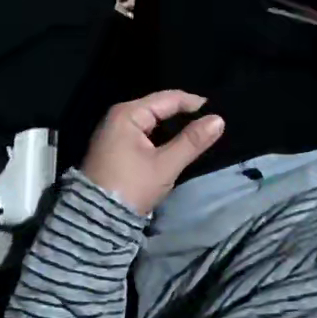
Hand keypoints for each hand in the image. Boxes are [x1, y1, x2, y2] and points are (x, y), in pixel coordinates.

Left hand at [79, 91, 225, 214]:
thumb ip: (192, 141)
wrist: (98, 218)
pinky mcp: (117, 148)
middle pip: (160, 107)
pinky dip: (164, 137)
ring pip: (154, 122)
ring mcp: (116, 132)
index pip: (168, 98)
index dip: (195, 103)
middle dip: (185, 114)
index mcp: (128, 114)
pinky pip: (146, 134)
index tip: (218, 112)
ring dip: (176, 127)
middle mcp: (119, 117)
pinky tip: (180, 144)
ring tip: (201, 133)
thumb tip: (219, 120)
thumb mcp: (165, 164)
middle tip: (212, 122)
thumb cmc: (132, 186)